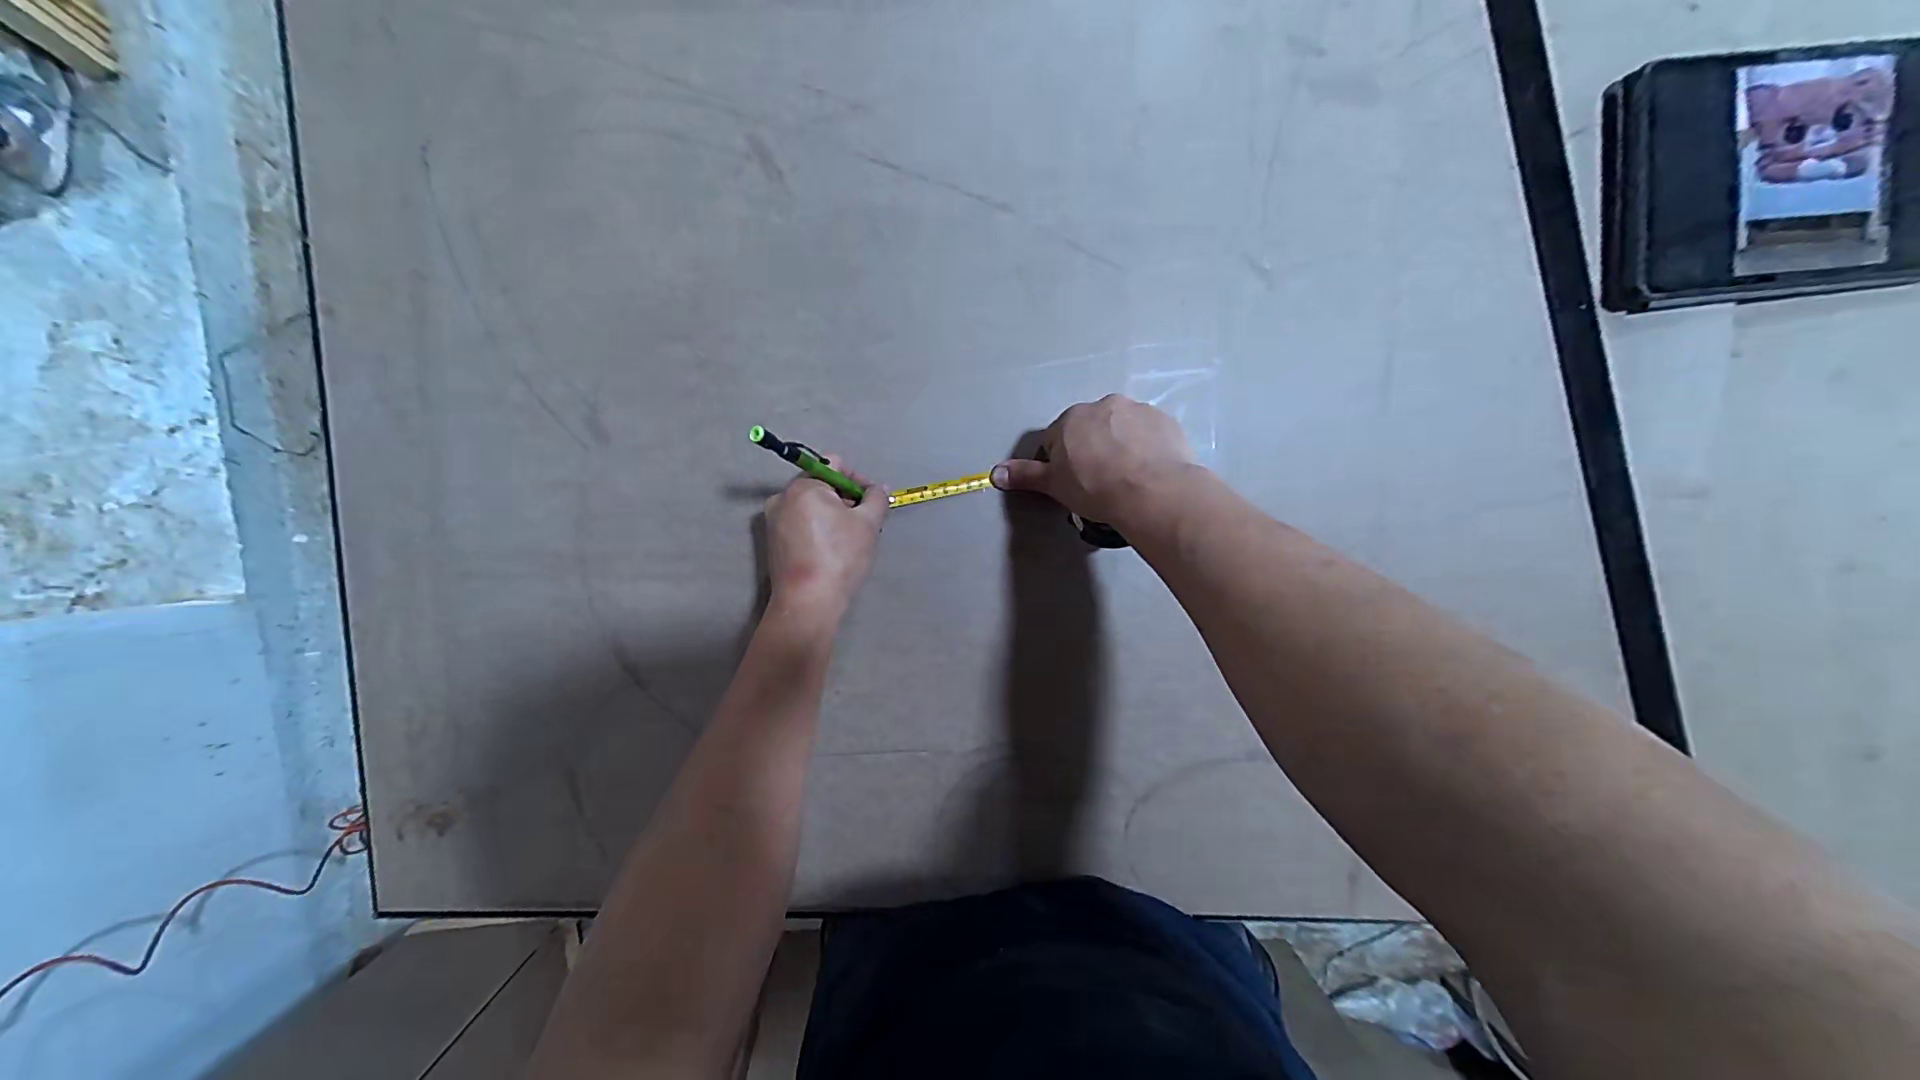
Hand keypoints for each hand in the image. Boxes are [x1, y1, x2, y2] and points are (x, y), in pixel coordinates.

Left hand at [764, 457, 887, 620]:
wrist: (809, 602)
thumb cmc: (840, 557)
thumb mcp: (868, 524)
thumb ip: (876, 499)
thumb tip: (879, 489)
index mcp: (802, 486)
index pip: (834, 465)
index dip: (859, 479)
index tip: (874, 501)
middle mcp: (782, 498)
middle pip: (822, 485)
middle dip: (847, 500)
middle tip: (866, 522)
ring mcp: (774, 521)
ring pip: (813, 507)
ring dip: (835, 515)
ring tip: (853, 539)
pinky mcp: (774, 543)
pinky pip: (802, 524)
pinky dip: (820, 529)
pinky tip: (835, 550)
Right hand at [990, 395, 1197, 526]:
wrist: (1151, 491)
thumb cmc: (1095, 488)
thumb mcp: (1054, 485)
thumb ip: (1025, 475)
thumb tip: (995, 473)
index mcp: (1070, 419)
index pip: (1057, 440)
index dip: (1062, 463)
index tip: (1073, 483)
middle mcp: (1102, 405)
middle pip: (1090, 428)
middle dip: (1092, 448)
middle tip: (1100, 480)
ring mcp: (1136, 410)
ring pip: (1121, 428)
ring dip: (1121, 444)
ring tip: (1128, 476)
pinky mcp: (1164, 420)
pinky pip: (1149, 433)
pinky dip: (1147, 446)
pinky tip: (1149, 470)